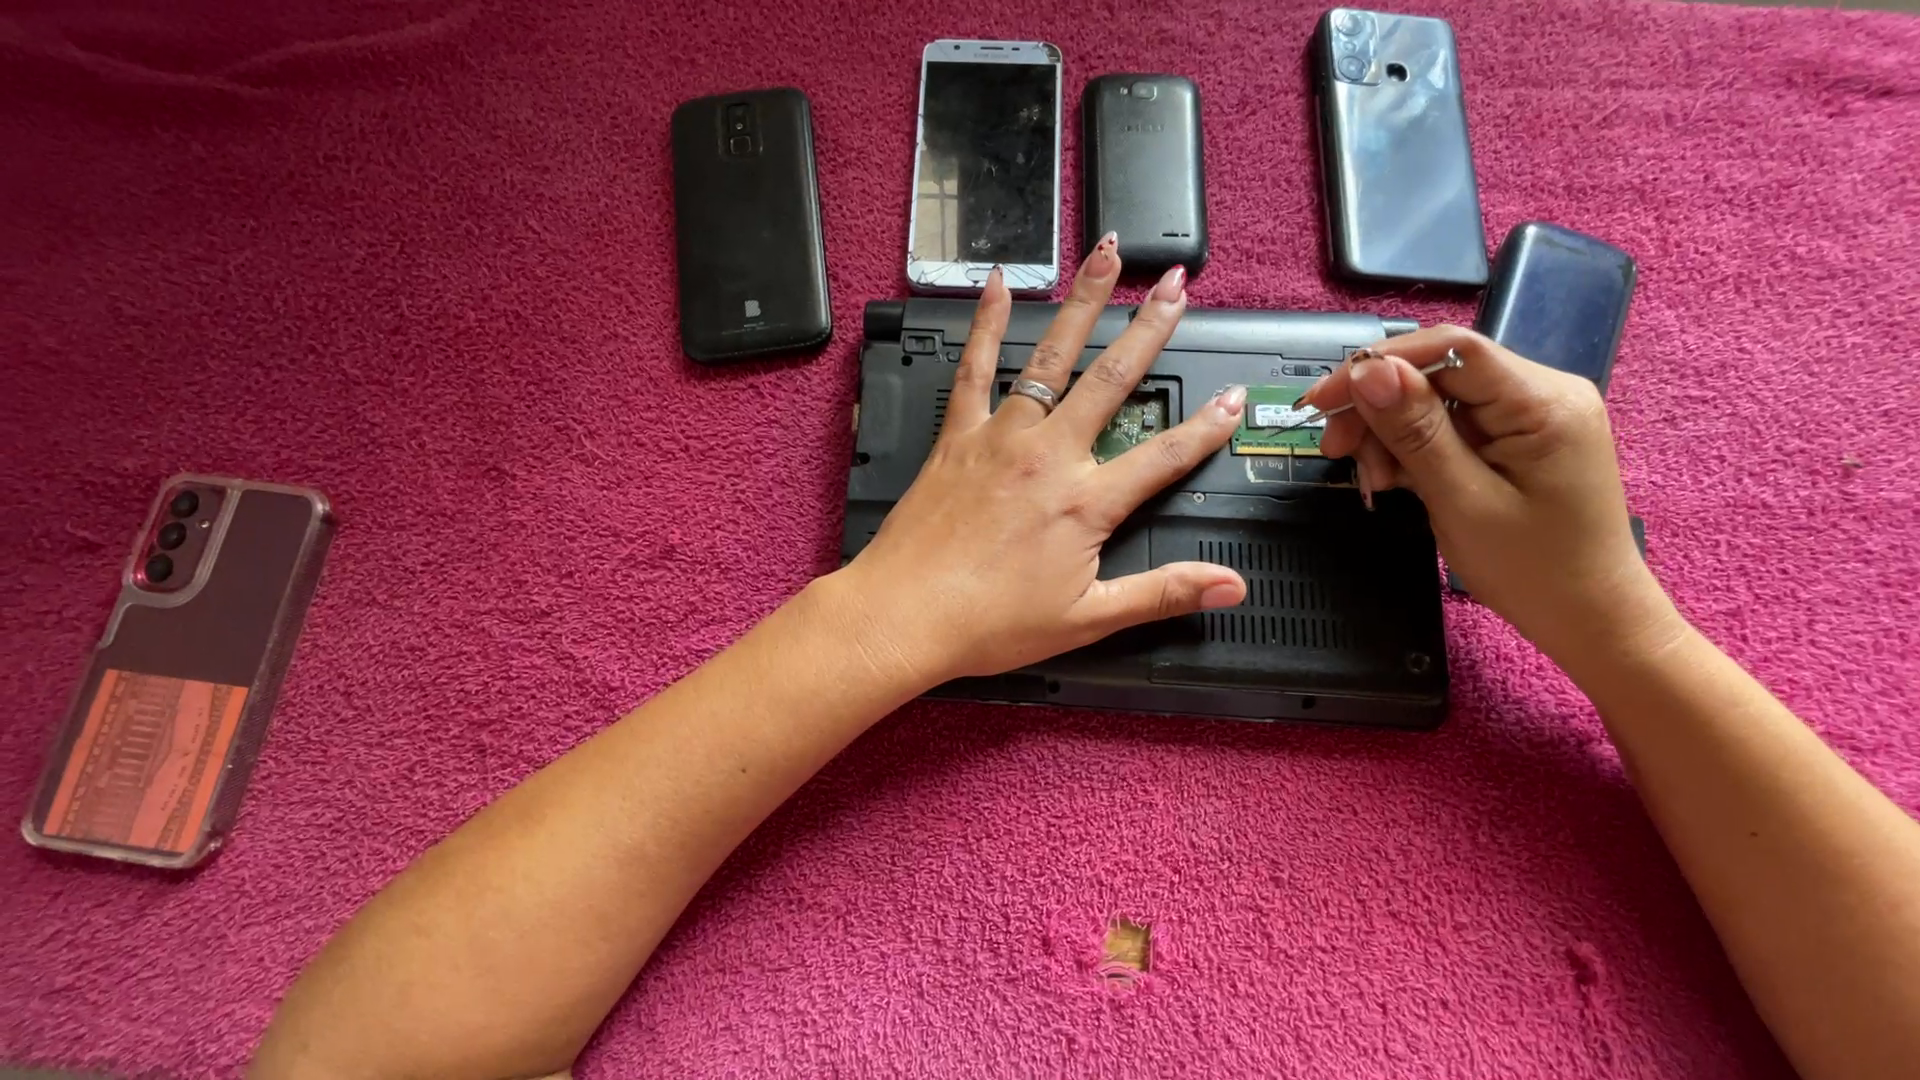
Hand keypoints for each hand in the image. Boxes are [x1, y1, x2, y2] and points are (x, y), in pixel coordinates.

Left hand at [837, 241, 1249, 684]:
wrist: (906, 614)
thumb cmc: (989, 622)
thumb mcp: (1088, 618)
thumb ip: (1162, 593)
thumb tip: (1228, 587)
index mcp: (1086, 503)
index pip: (1165, 456)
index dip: (1207, 428)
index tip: (1234, 398)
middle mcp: (1049, 456)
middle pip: (1113, 380)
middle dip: (1151, 328)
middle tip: (1178, 285)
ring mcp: (1002, 438)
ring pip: (1052, 358)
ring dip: (1083, 304)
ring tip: (1107, 257)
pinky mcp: (959, 436)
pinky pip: (974, 367)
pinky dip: (985, 324)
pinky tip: (997, 286)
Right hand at [1305, 325, 1680, 666]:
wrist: (1586, 616)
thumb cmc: (1531, 568)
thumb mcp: (1462, 501)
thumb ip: (1416, 432)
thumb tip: (1368, 371)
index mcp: (1542, 402)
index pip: (1450, 349)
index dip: (1378, 364)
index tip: (1322, 401)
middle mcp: (1540, 393)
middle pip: (1436, 373)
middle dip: (1377, 408)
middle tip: (1336, 452)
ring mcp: (1527, 415)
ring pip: (1432, 400)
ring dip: (1387, 433)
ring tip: (1374, 480)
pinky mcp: (1512, 437)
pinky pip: (1446, 425)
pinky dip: (1409, 448)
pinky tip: (1396, 478)